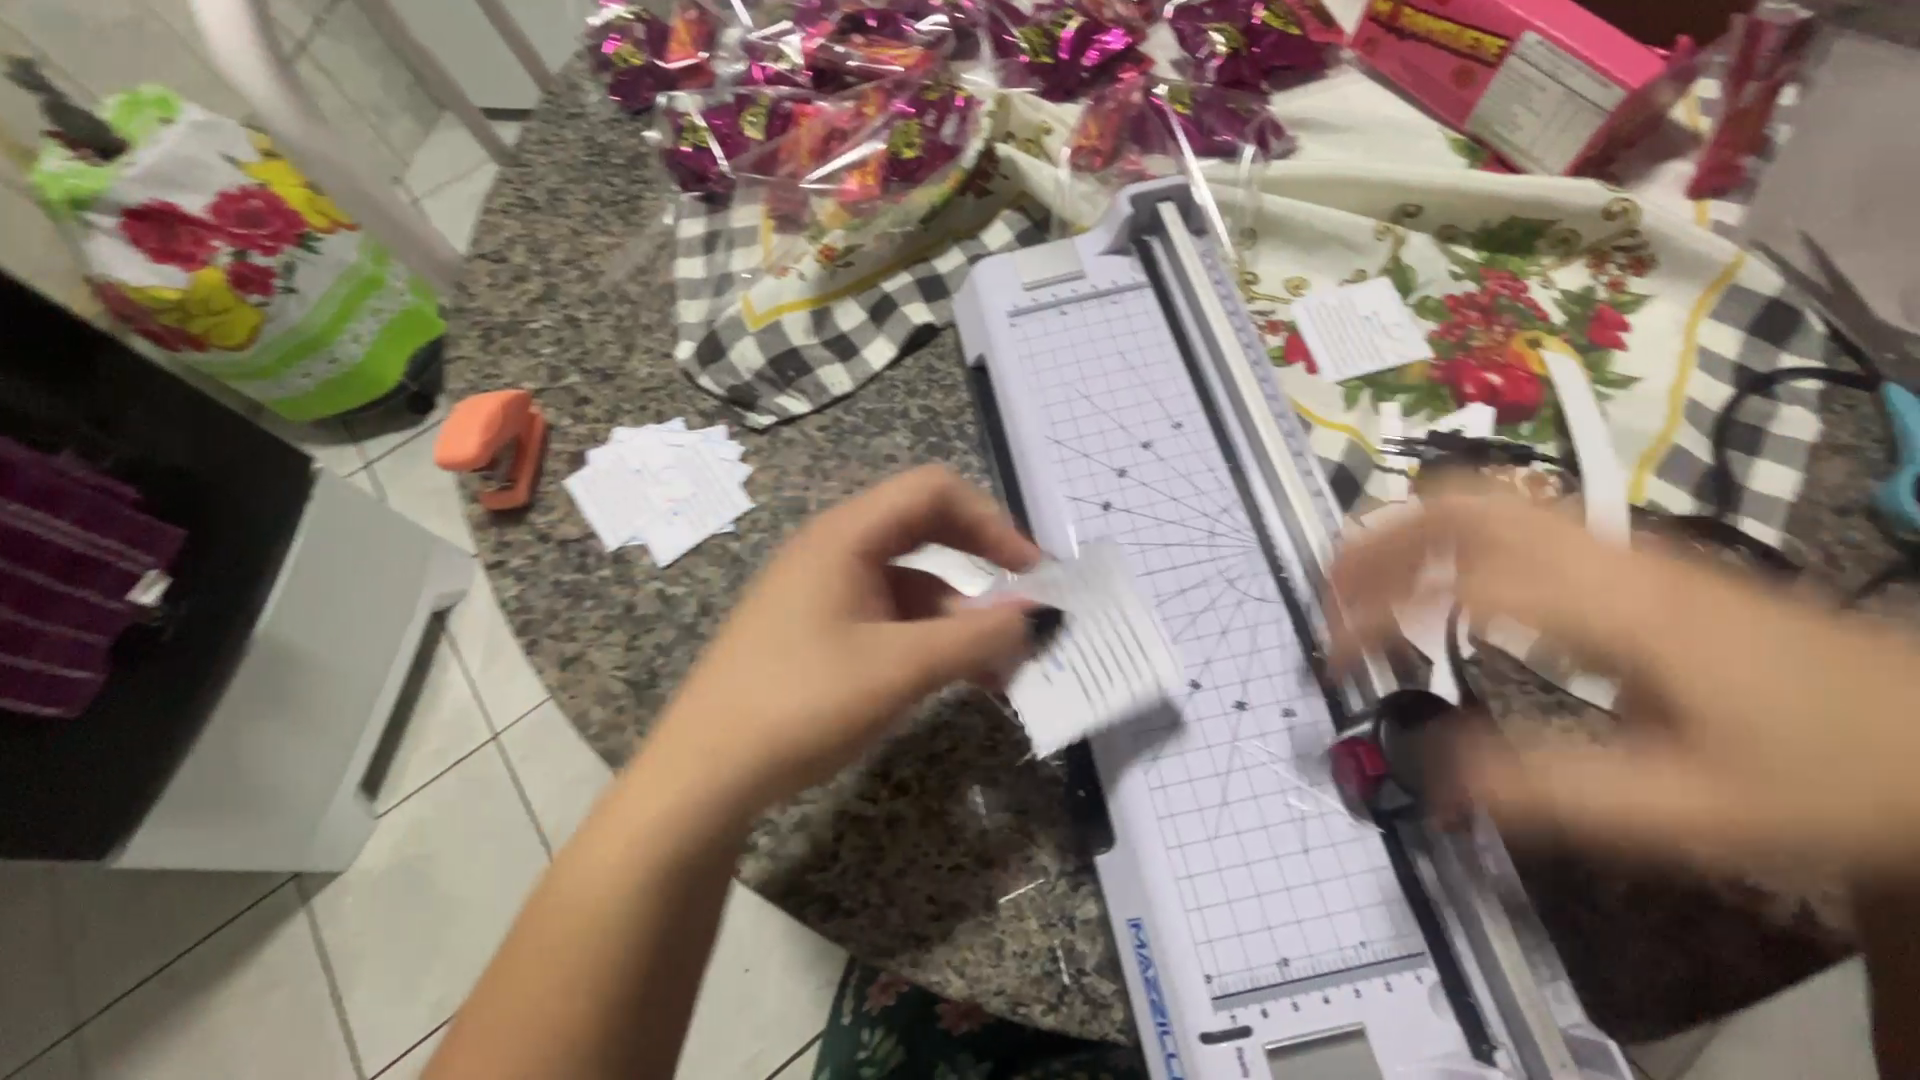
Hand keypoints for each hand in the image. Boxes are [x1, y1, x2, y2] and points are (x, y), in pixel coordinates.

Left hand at [644, 466, 1051, 816]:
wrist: (706, 772)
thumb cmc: (802, 704)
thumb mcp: (900, 669)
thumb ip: (976, 638)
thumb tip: (1038, 617)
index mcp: (845, 536)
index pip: (934, 492)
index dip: (992, 522)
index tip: (1033, 573)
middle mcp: (834, 550)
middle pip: (925, 531)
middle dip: (982, 567)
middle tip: (1025, 611)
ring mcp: (824, 592)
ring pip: (911, 583)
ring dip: (960, 618)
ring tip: (1001, 670)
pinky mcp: (819, 631)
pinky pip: (889, 618)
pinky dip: (929, 641)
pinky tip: (956, 681)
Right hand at [1330, 480, 1919, 878]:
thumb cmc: (1826, 773)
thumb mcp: (1692, 811)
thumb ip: (1548, 791)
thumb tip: (1431, 769)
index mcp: (1614, 610)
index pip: (1457, 580)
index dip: (1376, 612)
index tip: (1336, 664)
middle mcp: (1607, 558)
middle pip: (1462, 504)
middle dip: (1375, 541)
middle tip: (1327, 596)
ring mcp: (1622, 550)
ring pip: (1487, 501)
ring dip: (1408, 532)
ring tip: (1362, 585)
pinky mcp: (1633, 562)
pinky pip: (1516, 522)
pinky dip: (1449, 539)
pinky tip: (1439, 585)